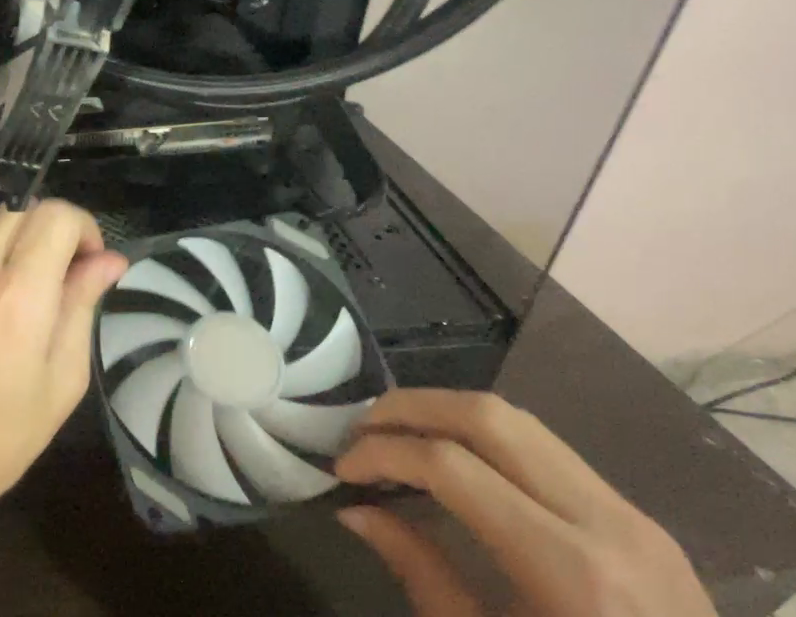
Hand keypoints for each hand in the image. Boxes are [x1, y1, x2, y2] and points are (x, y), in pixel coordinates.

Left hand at [0, 200, 127, 526]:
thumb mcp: (62, 379)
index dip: (84, 229)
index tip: (93, 265)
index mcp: (17, 296)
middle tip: (69, 278)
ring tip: (32, 298)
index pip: (56, 216)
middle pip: (24, 211)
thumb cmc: (3, 434)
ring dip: (22, 246)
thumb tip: (109, 261)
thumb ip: (82, 306)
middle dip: (54, 232)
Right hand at [335, 389, 714, 616]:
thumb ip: (421, 574)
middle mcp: (606, 523)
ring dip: (445, 414)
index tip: (342, 470)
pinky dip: (485, 439)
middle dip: (409, 409)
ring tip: (398, 436)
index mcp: (568, 570)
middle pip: (488, 418)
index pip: (449, 465)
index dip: (380, 453)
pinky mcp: (640, 519)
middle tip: (360, 430)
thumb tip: (355, 512)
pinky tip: (453, 462)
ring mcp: (633, 516)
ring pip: (520, 420)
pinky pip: (548, 450)